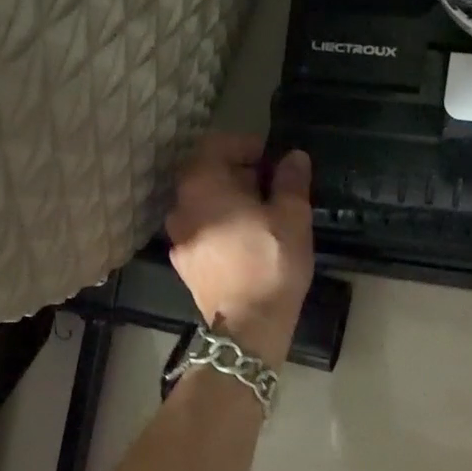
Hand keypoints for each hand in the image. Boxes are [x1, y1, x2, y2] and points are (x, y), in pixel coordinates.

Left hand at [165, 134, 314, 365]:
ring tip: (262, 213)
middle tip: (273, 185)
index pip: (217, 145)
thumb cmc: (271, 262)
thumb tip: (294, 157)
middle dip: (239, 173)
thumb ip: (291, 181)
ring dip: (229, 200)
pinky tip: (246, 239)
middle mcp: (180, 206)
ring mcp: (177, 237)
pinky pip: (202, 229)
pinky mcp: (184, 264)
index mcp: (202, 185)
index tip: (273, 157)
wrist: (248, 325)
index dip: (247, 144)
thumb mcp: (292, 216)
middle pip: (207, 174)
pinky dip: (221, 224)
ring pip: (203, 204)